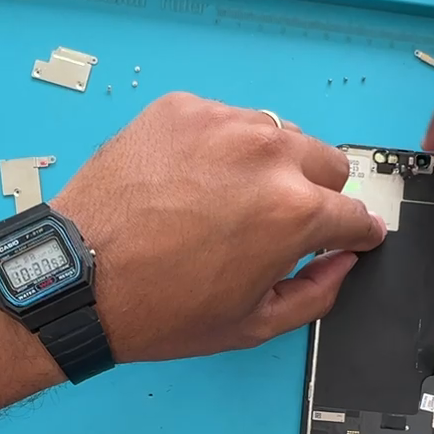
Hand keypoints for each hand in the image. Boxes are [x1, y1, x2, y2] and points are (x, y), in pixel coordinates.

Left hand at [55, 93, 386, 361]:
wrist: (77, 278)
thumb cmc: (163, 310)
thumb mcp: (252, 325)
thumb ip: (317, 295)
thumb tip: (343, 263)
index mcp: (295, 211)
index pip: (356, 214)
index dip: (356, 234)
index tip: (349, 239)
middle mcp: (269, 154)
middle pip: (328, 164)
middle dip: (319, 196)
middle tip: (281, 224)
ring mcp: (223, 122)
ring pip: (280, 136)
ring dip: (273, 167)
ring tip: (231, 200)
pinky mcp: (182, 108)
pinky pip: (228, 122)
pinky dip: (224, 149)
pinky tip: (193, 180)